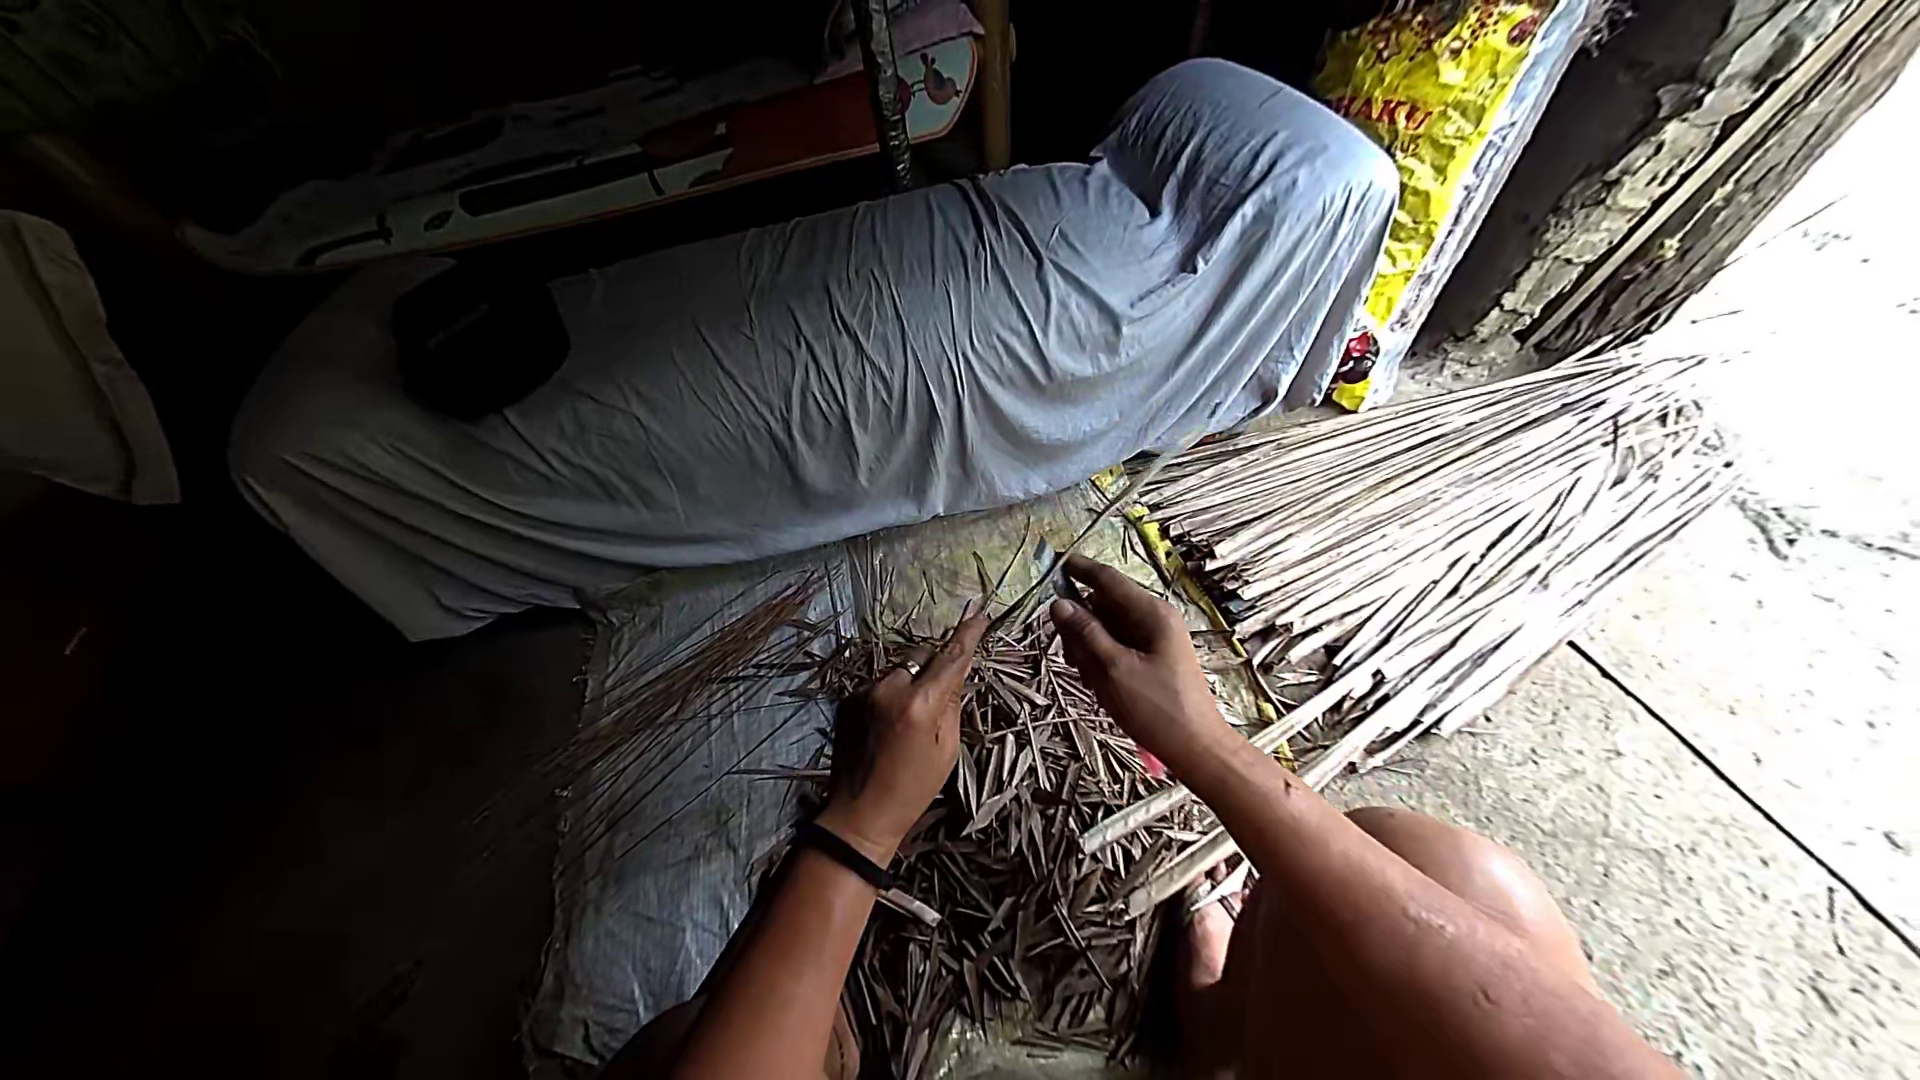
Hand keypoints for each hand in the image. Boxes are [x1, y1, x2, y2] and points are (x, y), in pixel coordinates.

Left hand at [818, 610, 989, 864]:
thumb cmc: (913, 789)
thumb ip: (952, 705)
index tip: (981, 617)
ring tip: (908, 721)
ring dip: (910, 682)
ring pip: (899, 670)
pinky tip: (887, 726)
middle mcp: (890, 688)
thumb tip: (956, 673)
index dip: (969, 635)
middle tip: (939, 696)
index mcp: (920, 704)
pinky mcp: (848, 698)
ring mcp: (865, 692)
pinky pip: (879, 685)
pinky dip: (890, 695)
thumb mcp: (947, 750)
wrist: (859, 814)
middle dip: (934, 666)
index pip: (951, 658)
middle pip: (921, 656)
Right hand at [1049, 555, 1228, 775]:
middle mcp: (1154, 619)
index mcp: (1151, 613)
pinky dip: (1100, 658)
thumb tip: (1058, 603)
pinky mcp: (1150, 657)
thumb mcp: (1114, 670)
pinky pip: (1116, 645)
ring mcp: (1153, 638)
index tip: (1053, 561)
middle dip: (1080, 623)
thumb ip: (1085, 633)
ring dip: (1088, 644)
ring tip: (1086, 674)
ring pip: (1107, 627)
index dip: (1080, 569)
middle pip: (1104, 605)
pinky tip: (1097, 681)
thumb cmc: (1157, 708)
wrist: (1196, 748)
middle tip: (1067, 650)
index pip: (1108, 579)